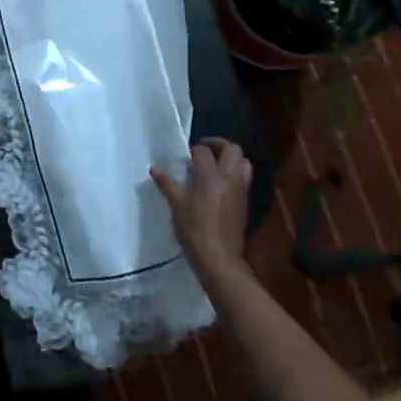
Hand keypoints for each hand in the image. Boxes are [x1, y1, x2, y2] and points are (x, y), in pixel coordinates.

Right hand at [151, 139, 252, 281]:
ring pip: (244, 161)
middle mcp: (230, 176)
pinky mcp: (246, 200)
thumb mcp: (177, 205)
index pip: (204, 151)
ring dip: (232, 157)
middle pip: (232, 148)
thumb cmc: (195, 229)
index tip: (186, 156)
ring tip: (217, 163)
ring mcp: (241, 188)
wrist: (219, 256)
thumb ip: (167, 183)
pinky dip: (237, 171)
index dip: (194, 150)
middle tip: (204, 150)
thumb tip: (155, 168)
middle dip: (218, 144)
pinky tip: (223, 182)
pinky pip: (246, 177)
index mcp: (212, 174)